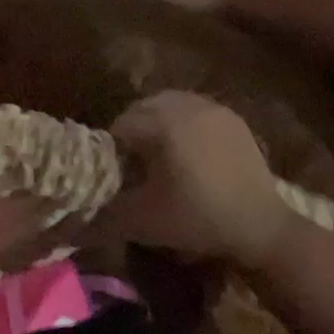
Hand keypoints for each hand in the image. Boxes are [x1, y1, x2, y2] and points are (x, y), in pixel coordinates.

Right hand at [103, 91, 293, 266]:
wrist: (263, 228)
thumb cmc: (197, 220)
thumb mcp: (141, 221)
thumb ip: (102, 213)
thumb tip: (71, 215)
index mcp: (161, 122)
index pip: (119, 127)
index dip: (114, 153)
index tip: (120, 179)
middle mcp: (185, 104)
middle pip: (142, 110)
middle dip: (135, 135)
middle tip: (138, 170)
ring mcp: (212, 108)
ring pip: (167, 106)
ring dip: (157, 127)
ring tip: (163, 160)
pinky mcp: (232, 118)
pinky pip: (194, 111)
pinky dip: (183, 126)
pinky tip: (189, 157)